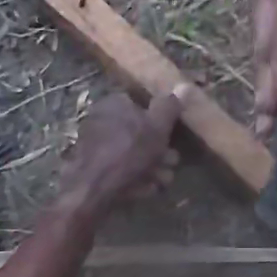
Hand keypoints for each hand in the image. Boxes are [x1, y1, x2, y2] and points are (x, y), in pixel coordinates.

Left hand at [57, 89, 183, 214]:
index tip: (175, 136)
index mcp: (114, 103)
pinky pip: (120, 170)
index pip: (142, 105)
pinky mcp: (93, 170)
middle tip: (173, 163)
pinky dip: (135, 178)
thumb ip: (170, 107)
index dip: (161, 121)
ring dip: (152, 167)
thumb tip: (182, 86)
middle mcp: (101, 121)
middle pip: (138, 133)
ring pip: (131, 154)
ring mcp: (95, 146)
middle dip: (160, 150)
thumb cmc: (128, 151)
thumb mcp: (157, 126)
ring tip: (165, 180)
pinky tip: (148, 189)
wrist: (93, 188)